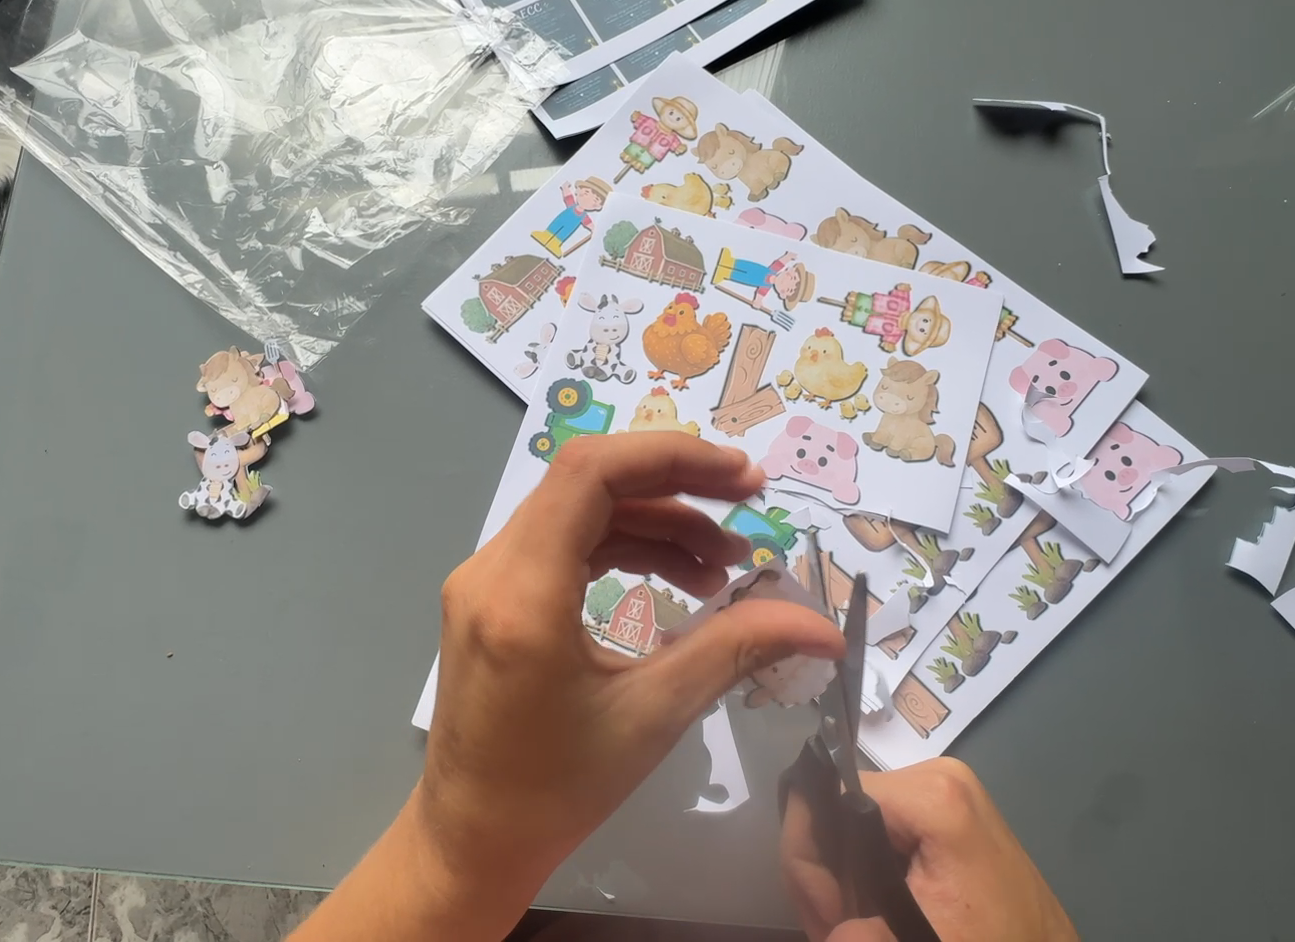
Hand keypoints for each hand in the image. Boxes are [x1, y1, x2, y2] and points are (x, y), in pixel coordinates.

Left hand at [419, 434, 845, 915]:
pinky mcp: (494, 593)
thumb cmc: (557, 790)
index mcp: (522, 593)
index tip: (741, 480)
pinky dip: (623, 548)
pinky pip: (563, 544)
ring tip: (722, 569)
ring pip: (579, 513)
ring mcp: (485, 577)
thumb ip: (734, 651)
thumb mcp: (652, 717)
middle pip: (587, 483)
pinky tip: (677, 579)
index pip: (590, 473)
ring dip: (655, 525)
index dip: (671, 457)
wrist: (473, 837)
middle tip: (747, 508)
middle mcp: (491, 567)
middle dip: (675, 487)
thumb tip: (821, 627)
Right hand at [780, 758, 1078, 940]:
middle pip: (837, 804)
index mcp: (933, 793)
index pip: (829, 796)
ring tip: (846, 921)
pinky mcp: (944, 802)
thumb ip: (870, 936)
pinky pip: (875, 820)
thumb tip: (831, 936)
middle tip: (829, 927)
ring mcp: (940, 784)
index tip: (823, 918)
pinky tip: (868, 904)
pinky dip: (861, 863)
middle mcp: (934, 772)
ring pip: (849, 814)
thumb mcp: (928, 941)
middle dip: (821, 870)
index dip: (809, 856)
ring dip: (837, 870)